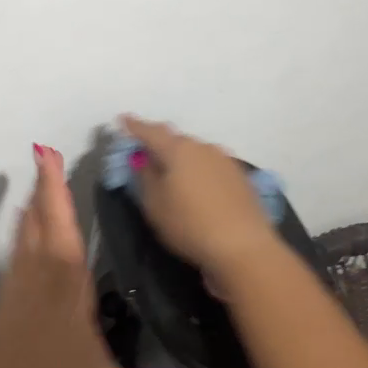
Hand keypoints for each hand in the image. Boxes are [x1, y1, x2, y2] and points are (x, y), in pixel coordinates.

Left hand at [0, 145, 236, 367]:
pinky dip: (19, 240)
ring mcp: (15, 296)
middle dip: (43, 189)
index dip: (55, 189)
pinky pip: (14, 261)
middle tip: (42, 153)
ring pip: (23, 240)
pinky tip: (22, 245)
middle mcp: (37, 282)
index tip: (46, 151)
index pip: (62, 227)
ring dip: (30, 211)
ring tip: (33, 190)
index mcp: (65, 289)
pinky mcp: (3, 313)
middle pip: (39, 224)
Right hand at [120, 115, 283, 281]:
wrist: (245, 248)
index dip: (134, 126)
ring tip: (173, 172)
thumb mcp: (154, 205)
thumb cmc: (189, 225)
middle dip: (159, 142)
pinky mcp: (241, 177)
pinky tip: (199, 186)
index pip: (150, 132)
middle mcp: (203, 147)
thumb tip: (143, 159)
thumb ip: (144, 177)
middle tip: (146, 150)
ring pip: (196, 152)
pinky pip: (212, 166)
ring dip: (182, 157)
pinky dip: (200, 170)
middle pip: (175, 139)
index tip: (122, 120)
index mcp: (177, 150)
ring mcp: (225, 161)